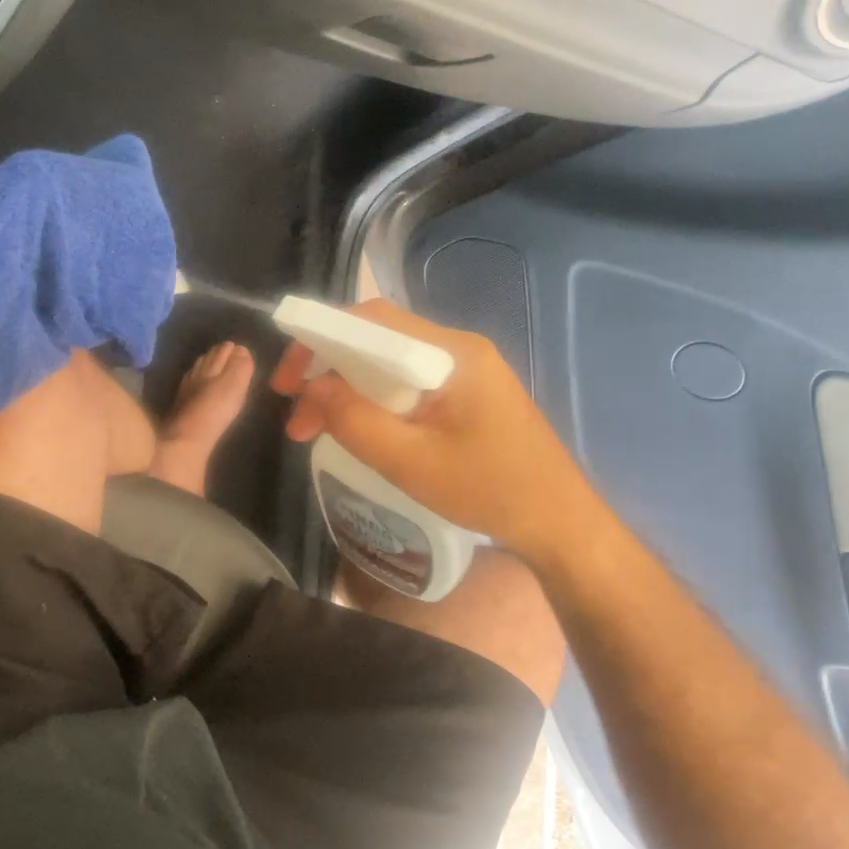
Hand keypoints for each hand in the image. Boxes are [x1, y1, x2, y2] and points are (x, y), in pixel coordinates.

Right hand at [269, 299, 609, 562]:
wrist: (560, 527)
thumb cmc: (489, 491)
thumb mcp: (410, 461)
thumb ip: (355, 420)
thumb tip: (312, 388)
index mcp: (452, 354)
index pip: (372, 321)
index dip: (320, 340)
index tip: (288, 381)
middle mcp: (458, 351)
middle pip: (375, 341)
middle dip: (326, 371)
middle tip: (294, 412)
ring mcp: (464, 372)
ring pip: (385, 365)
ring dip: (343, 390)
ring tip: (312, 430)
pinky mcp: (463, 396)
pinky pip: (403, 385)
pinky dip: (368, 402)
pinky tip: (352, 430)